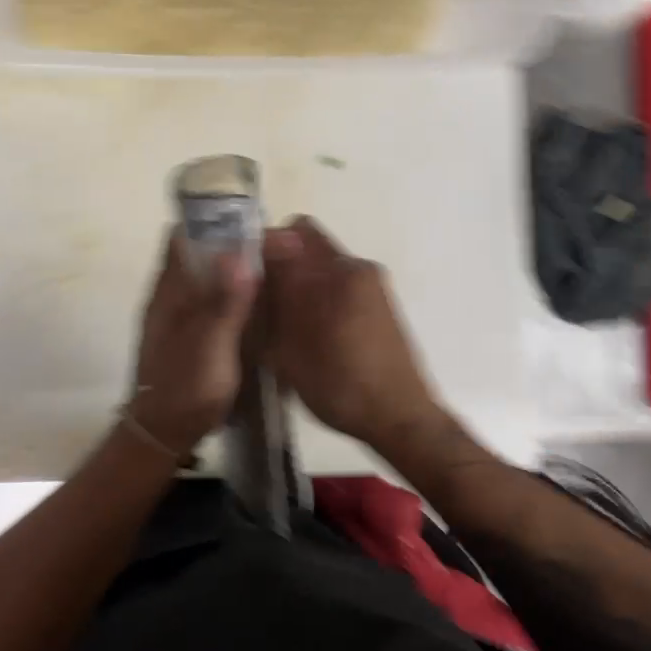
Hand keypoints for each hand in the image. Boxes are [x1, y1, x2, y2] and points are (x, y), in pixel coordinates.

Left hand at [128, 229, 259, 456]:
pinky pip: (215, 300)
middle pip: (201, 252)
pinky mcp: (192, 335)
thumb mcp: (209, 348)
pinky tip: (264, 305)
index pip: (184, 236)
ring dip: (238, 269)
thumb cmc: (183, 390)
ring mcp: (180, 316)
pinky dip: (237, 294)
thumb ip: (224, 304)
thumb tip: (239, 254)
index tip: (254, 223)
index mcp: (169, 291)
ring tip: (280, 272)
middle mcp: (171, 296)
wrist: (162, 435)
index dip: (216, 222)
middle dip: (236, 244)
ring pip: (209, 276)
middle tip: (280, 251)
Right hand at [264, 217, 440, 445]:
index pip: (293, 231)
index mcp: (339, 272)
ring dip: (300, 285)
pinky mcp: (381, 305)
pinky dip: (319, 299)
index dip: (266, 246)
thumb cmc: (340, 386)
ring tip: (283, 324)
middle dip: (282, 267)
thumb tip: (263, 253)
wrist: (401, 419)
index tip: (249, 276)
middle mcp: (358, 268)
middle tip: (262, 302)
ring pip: (323, 269)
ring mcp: (373, 286)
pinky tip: (310, 335)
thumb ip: (277, 295)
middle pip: (309, 247)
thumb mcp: (292, 346)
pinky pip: (340, 286)